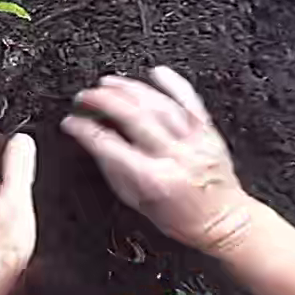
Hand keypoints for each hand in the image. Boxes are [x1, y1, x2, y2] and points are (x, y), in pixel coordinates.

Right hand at [62, 68, 256, 255]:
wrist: (223, 222)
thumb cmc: (178, 217)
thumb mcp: (133, 199)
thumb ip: (111, 165)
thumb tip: (89, 138)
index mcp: (151, 178)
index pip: (107, 144)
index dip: (82, 129)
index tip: (71, 122)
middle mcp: (173, 156)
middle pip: (132, 116)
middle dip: (102, 100)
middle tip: (85, 96)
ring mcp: (193, 141)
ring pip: (157, 104)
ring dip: (128, 88)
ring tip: (107, 82)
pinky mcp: (207, 132)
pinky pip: (190, 101)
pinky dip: (173, 83)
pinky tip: (157, 72)